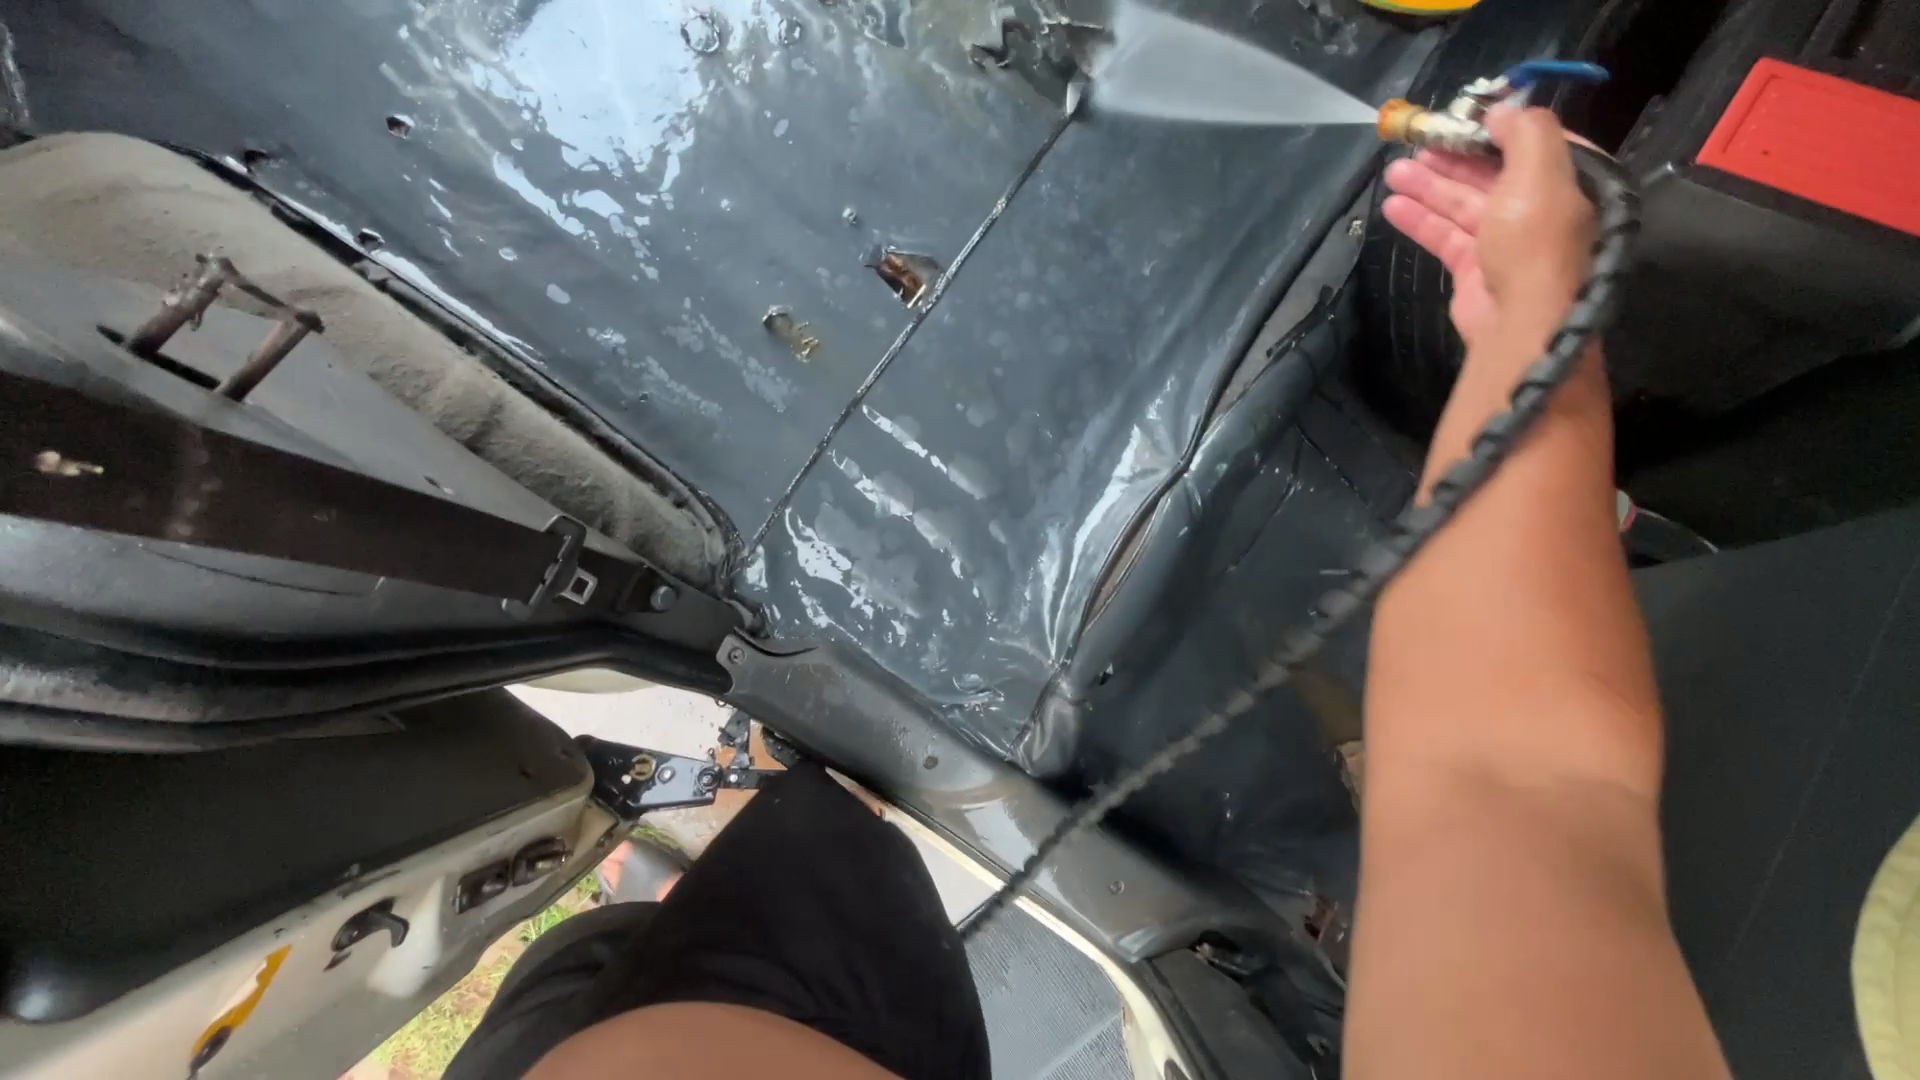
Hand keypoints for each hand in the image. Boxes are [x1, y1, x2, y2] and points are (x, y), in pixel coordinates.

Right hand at [1382, 107, 1596, 349]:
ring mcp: (1504, 238)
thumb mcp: (1538, 172)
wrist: (1518, 317)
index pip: (1531, 143)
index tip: (1461, 120)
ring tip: (1393, 173)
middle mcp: (1537, 206)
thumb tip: (1502, 110)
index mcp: (1566, 180)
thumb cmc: (1532, 241)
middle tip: (1416, 145)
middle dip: (1451, 158)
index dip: (1496, 129)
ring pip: (1461, 203)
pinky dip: (1420, 220)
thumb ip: (1525, 132)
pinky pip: (1445, 235)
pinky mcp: (1474, 266)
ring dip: (1427, 187)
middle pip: (1489, 173)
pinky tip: (1393, 208)